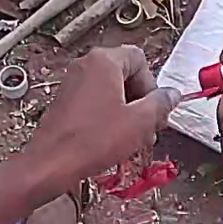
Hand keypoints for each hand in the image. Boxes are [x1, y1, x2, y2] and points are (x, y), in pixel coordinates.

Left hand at [21, 45, 178, 196]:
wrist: (50, 164)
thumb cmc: (94, 140)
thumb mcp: (139, 122)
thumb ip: (160, 104)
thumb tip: (172, 94)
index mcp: (104, 61)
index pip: (139, 59)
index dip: (152, 85)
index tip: (154, 110)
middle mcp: (86, 65)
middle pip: (126, 74)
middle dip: (142, 101)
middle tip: (149, 128)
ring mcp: (73, 82)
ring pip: (112, 90)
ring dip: (128, 111)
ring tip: (134, 139)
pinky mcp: (65, 101)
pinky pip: (96, 100)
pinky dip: (110, 115)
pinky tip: (114, 140)